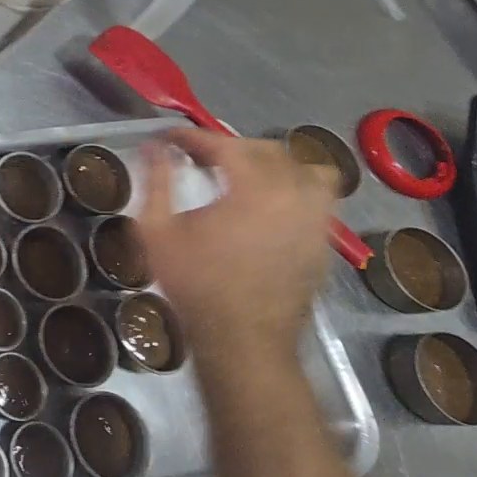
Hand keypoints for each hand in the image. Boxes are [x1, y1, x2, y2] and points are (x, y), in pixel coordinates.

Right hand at [136, 129, 340, 359]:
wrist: (242, 340)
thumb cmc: (194, 282)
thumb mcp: (156, 230)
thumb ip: (156, 181)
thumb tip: (153, 147)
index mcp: (252, 188)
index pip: (223, 144)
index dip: (191, 136)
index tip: (167, 137)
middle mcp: (293, 197)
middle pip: (267, 150)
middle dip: (230, 146)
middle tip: (199, 157)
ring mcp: (315, 222)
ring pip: (308, 170)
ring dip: (275, 165)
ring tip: (246, 175)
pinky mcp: (323, 244)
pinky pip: (319, 201)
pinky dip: (295, 191)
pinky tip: (267, 207)